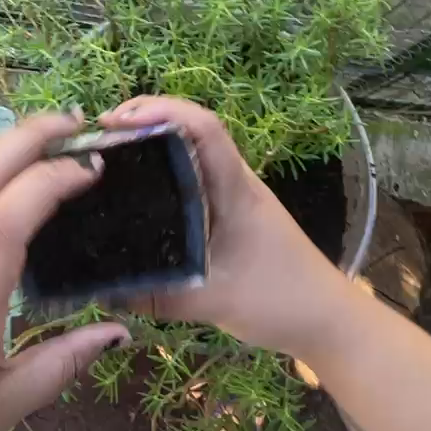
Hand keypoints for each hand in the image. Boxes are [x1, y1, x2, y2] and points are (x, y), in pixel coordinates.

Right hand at [99, 96, 358, 358]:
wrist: (329, 320)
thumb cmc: (279, 300)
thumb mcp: (215, 301)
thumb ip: (158, 296)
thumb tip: (100, 290)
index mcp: (235, 188)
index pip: (202, 127)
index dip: (160, 111)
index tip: (115, 121)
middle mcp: (234, 180)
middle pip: (191, 127)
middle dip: (145, 119)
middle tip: (100, 135)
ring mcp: (234, 194)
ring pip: (191, 151)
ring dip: (153, 142)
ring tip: (109, 156)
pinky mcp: (232, 212)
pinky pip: (193, 176)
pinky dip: (163, 170)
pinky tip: (138, 192)